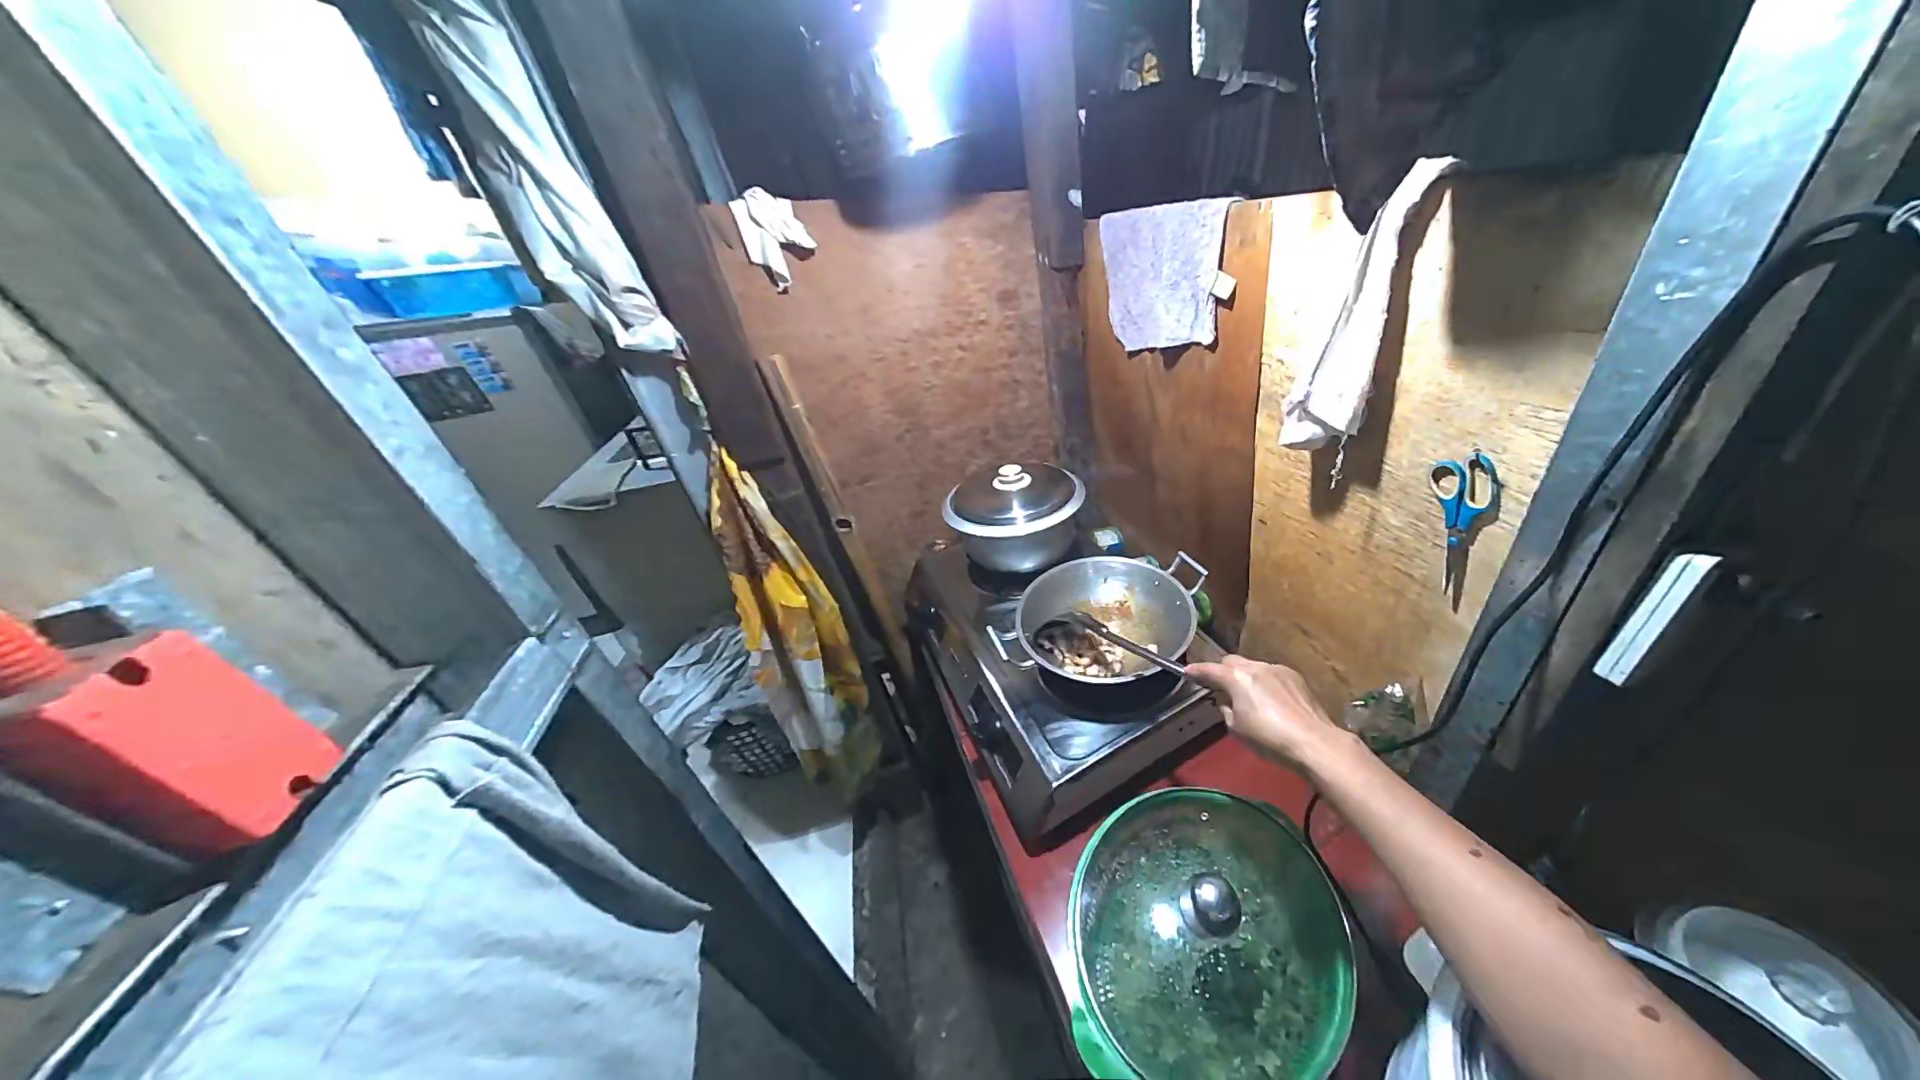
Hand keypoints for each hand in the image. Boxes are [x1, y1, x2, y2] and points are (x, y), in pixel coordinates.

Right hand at [1185, 656, 1358, 772]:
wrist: (1314, 743)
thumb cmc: (1269, 739)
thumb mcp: (1235, 728)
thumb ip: (1225, 707)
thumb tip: (1227, 700)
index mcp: (1236, 678)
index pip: (1209, 669)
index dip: (1196, 671)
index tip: (1187, 673)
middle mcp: (1256, 667)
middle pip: (1231, 661)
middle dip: (1223, 672)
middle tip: (1220, 689)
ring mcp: (1278, 670)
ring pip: (1253, 667)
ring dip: (1245, 677)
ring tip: (1249, 698)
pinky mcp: (1296, 678)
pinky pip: (1272, 675)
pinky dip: (1265, 683)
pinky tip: (1272, 702)